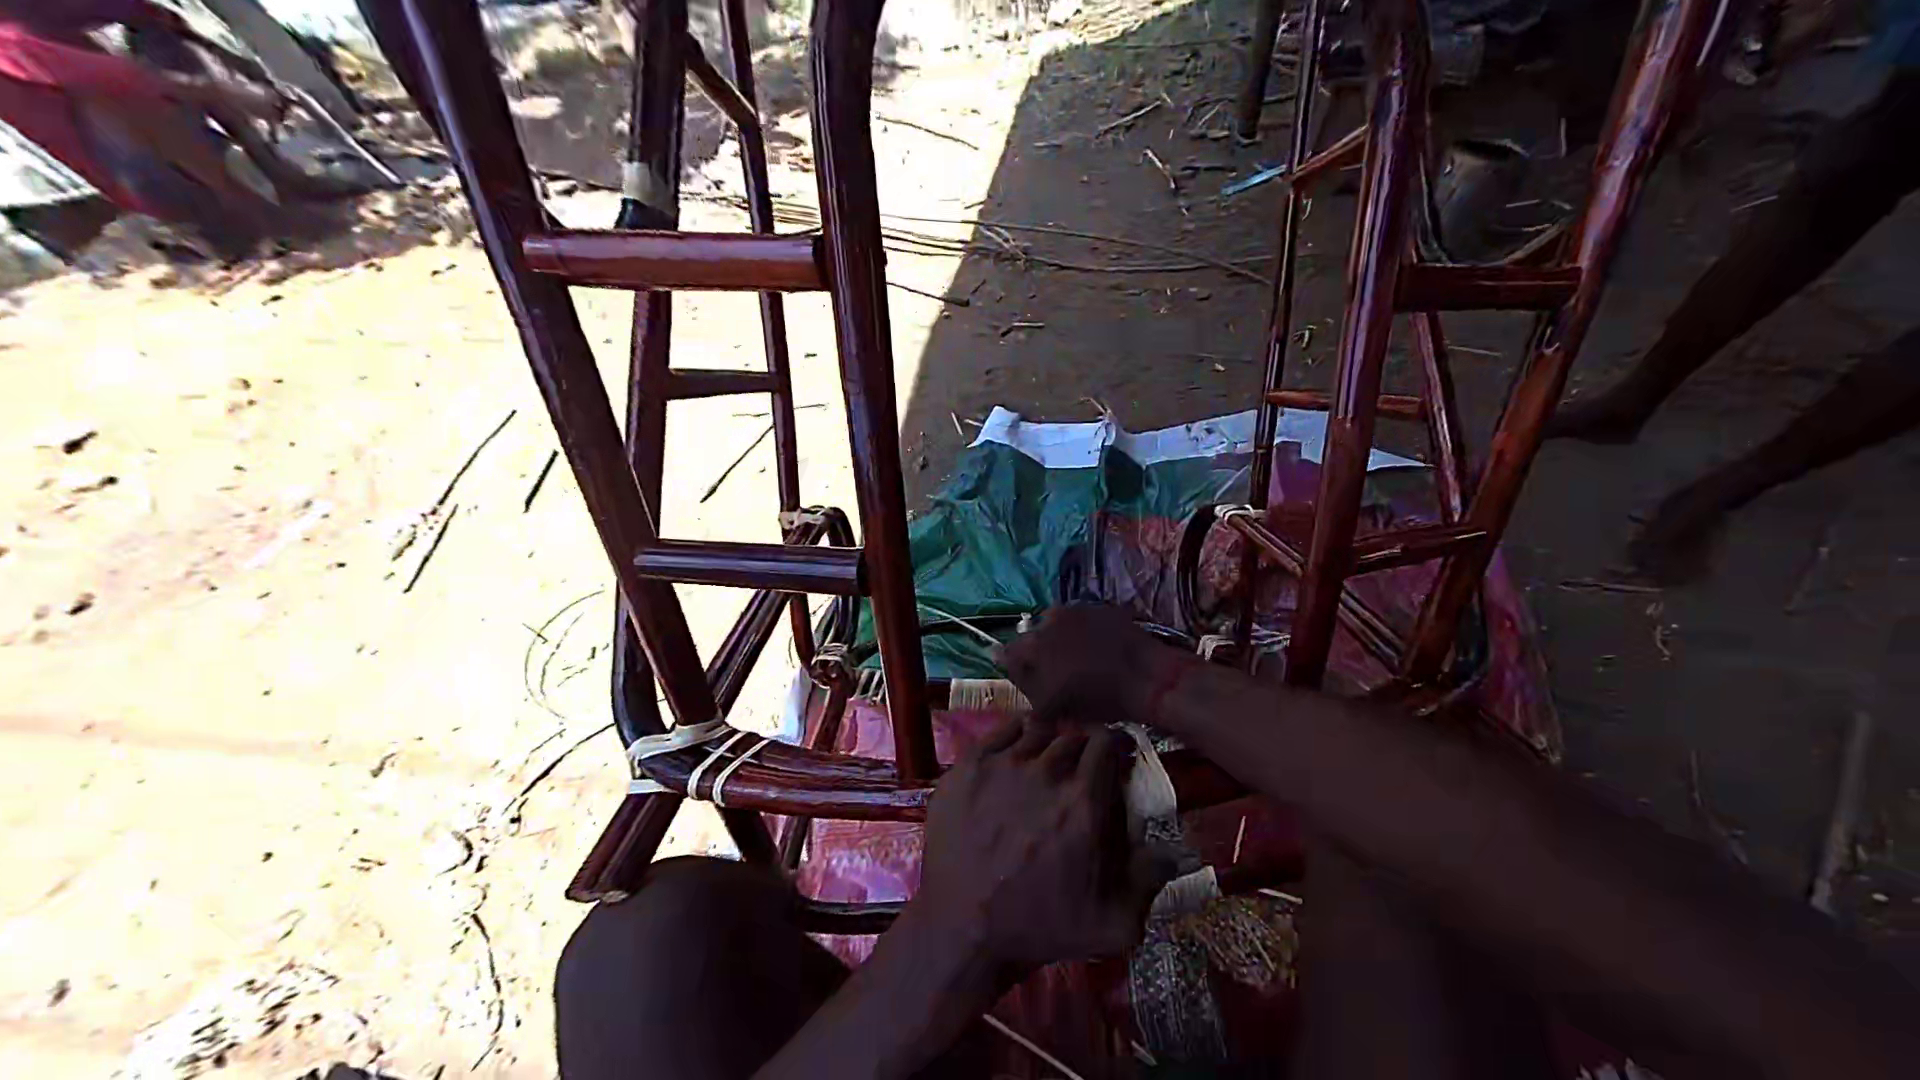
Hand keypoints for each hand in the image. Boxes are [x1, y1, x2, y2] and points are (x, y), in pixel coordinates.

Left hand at [915, 716, 1165, 975]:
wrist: (963, 927)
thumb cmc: (1039, 927)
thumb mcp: (1112, 924)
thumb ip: (1149, 881)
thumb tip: (1176, 850)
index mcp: (1084, 803)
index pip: (1107, 744)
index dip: (1114, 745)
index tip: (1114, 756)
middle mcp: (1047, 773)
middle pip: (1074, 734)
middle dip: (1084, 744)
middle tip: (1081, 763)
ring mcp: (1004, 764)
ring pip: (1039, 728)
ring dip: (1051, 738)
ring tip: (1048, 755)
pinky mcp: (970, 764)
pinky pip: (1003, 729)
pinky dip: (1019, 731)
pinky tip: (1020, 747)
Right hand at [997, 605, 1190, 724]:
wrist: (1147, 676)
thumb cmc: (1097, 698)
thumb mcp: (1052, 703)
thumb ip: (1023, 682)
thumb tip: (997, 662)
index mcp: (1032, 644)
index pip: (1008, 653)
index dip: (1018, 669)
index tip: (1032, 680)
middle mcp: (1047, 619)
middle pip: (1033, 638)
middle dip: (1040, 654)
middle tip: (1059, 674)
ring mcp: (1075, 609)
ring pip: (1057, 626)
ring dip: (1062, 640)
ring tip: (1081, 661)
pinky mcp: (1100, 607)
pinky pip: (1081, 620)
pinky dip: (1084, 633)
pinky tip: (1098, 650)